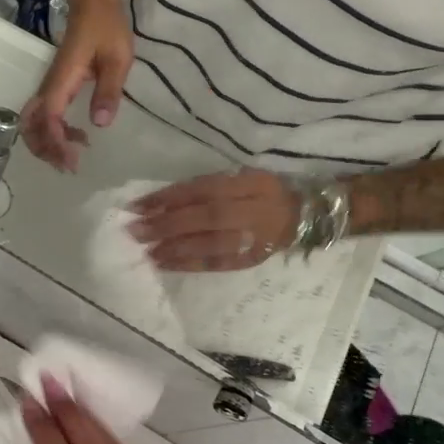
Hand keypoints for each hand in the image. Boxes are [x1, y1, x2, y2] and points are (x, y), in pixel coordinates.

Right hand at [20, 0, 132, 170]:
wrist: (92, 0)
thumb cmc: (107, 26)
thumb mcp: (118, 57)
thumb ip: (109, 90)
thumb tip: (100, 124)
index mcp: (63, 80)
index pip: (50, 119)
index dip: (57, 143)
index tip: (73, 161)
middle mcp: (49, 86)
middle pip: (32, 125)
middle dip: (46, 149)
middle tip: (70, 165)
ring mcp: (49, 86)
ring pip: (33, 122)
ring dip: (46, 142)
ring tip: (71, 154)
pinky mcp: (54, 85)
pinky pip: (41, 114)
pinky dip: (50, 131)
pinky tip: (72, 134)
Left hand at [126, 169, 297, 270]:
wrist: (307, 215)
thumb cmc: (259, 193)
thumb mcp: (237, 179)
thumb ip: (203, 188)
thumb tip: (157, 204)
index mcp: (251, 183)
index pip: (204, 189)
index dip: (168, 197)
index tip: (136, 206)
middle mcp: (257, 209)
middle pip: (208, 217)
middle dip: (167, 225)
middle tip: (136, 232)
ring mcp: (260, 236)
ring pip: (214, 243)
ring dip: (176, 248)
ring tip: (147, 252)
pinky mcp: (257, 258)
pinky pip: (222, 263)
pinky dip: (191, 265)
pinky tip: (165, 265)